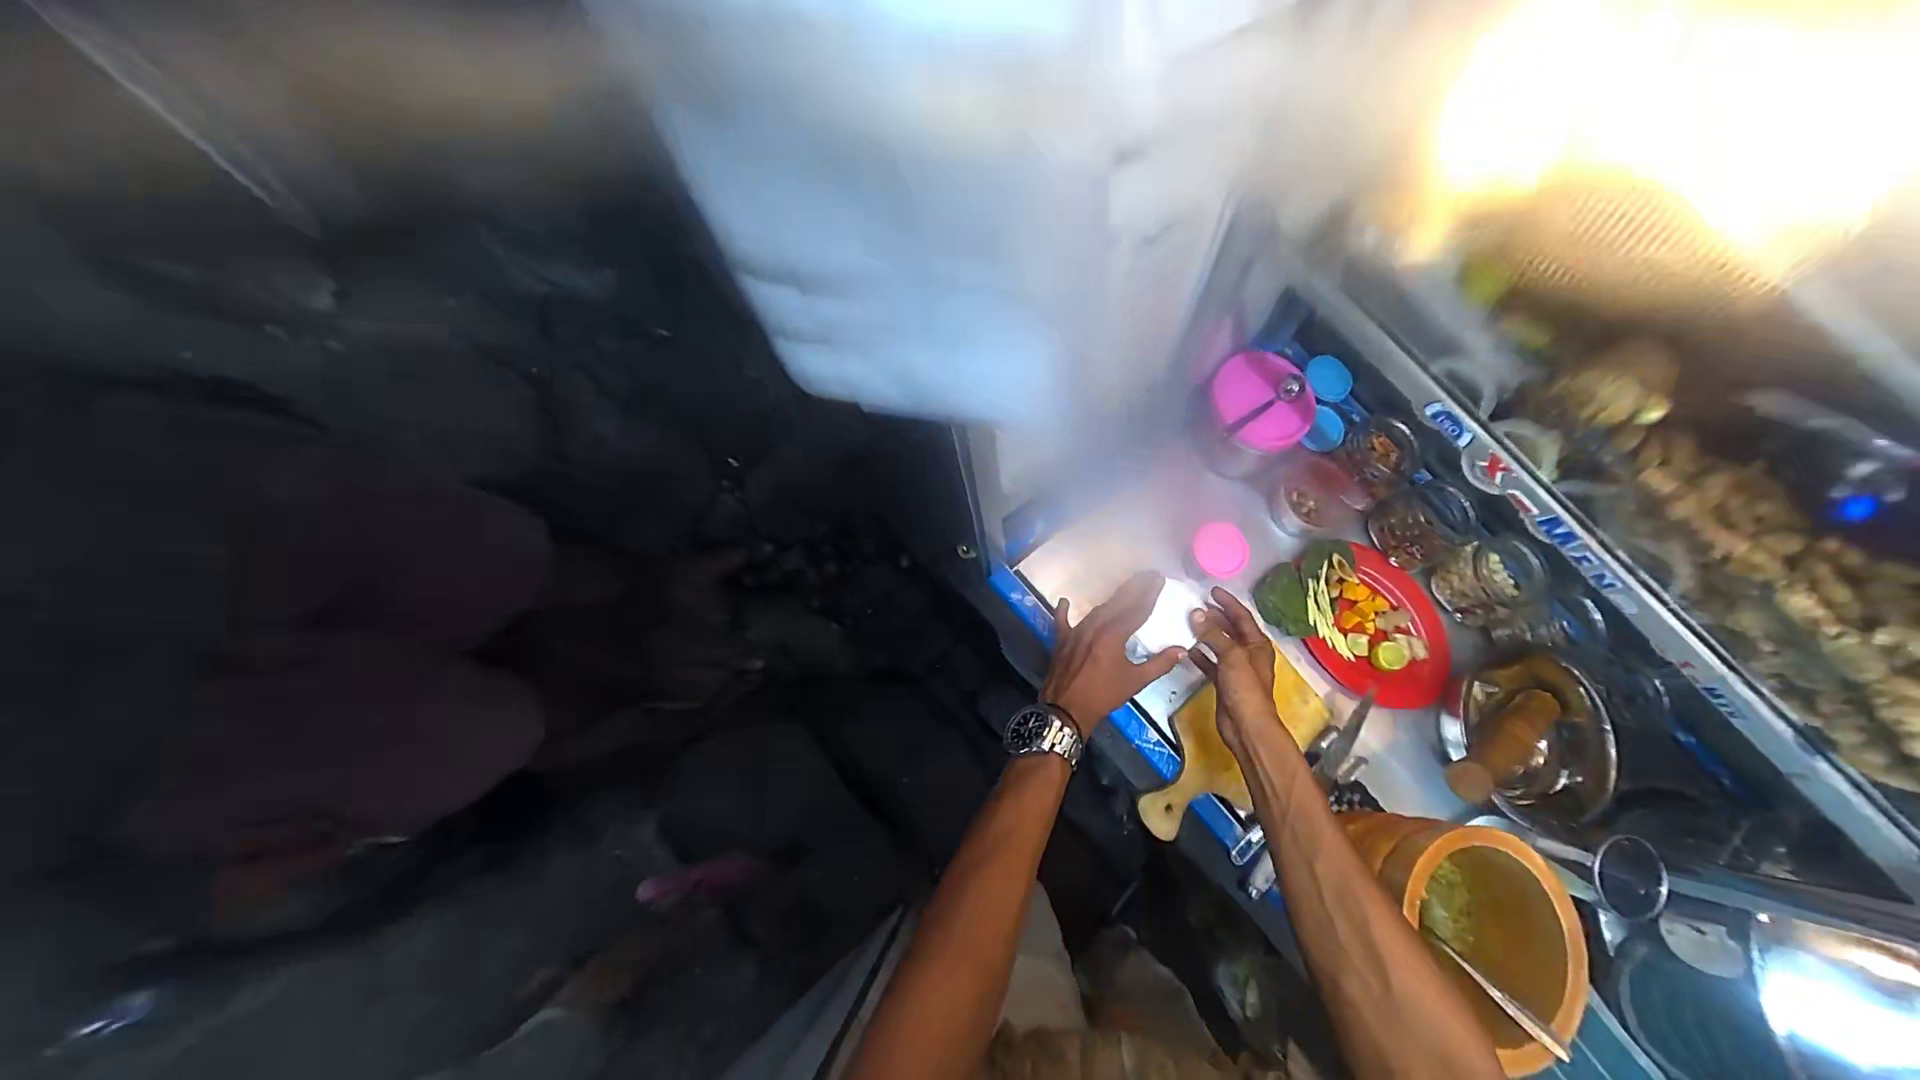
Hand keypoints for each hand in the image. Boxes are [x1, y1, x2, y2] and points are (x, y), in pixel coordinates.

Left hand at [1042, 571, 1185, 734]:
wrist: (1065, 708)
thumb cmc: (1102, 695)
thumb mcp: (1134, 681)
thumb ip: (1159, 664)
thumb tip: (1181, 650)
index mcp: (1113, 635)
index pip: (1136, 609)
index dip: (1149, 593)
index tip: (1158, 579)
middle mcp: (1094, 627)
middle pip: (1116, 603)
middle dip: (1133, 588)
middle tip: (1146, 575)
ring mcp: (1075, 632)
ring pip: (1096, 611)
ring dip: (1111, 600)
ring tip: (1124, 590)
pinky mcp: (1061, 641)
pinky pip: (1062, 621)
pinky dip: (1064, 612)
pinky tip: (1065, 601)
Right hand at [1187, 587, 1281, 751]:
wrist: (1246, 726)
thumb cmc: (1245, 689)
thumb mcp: (1231, 656)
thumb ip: (1214, 634)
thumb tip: (1197, 612)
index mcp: (1257, 645)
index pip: (1242, 617)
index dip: (1228, 602)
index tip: (1212, 590)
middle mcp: (1248, 654)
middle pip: (1231, 629)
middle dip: (1216, 616)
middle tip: (1196, 604)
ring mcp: (1235, 669)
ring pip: (1219, 645)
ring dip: (1206, 634)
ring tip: (1188, 622)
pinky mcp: (1224, 682)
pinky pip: (1210, 662)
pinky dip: (1201, 655)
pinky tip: (1187, 648)